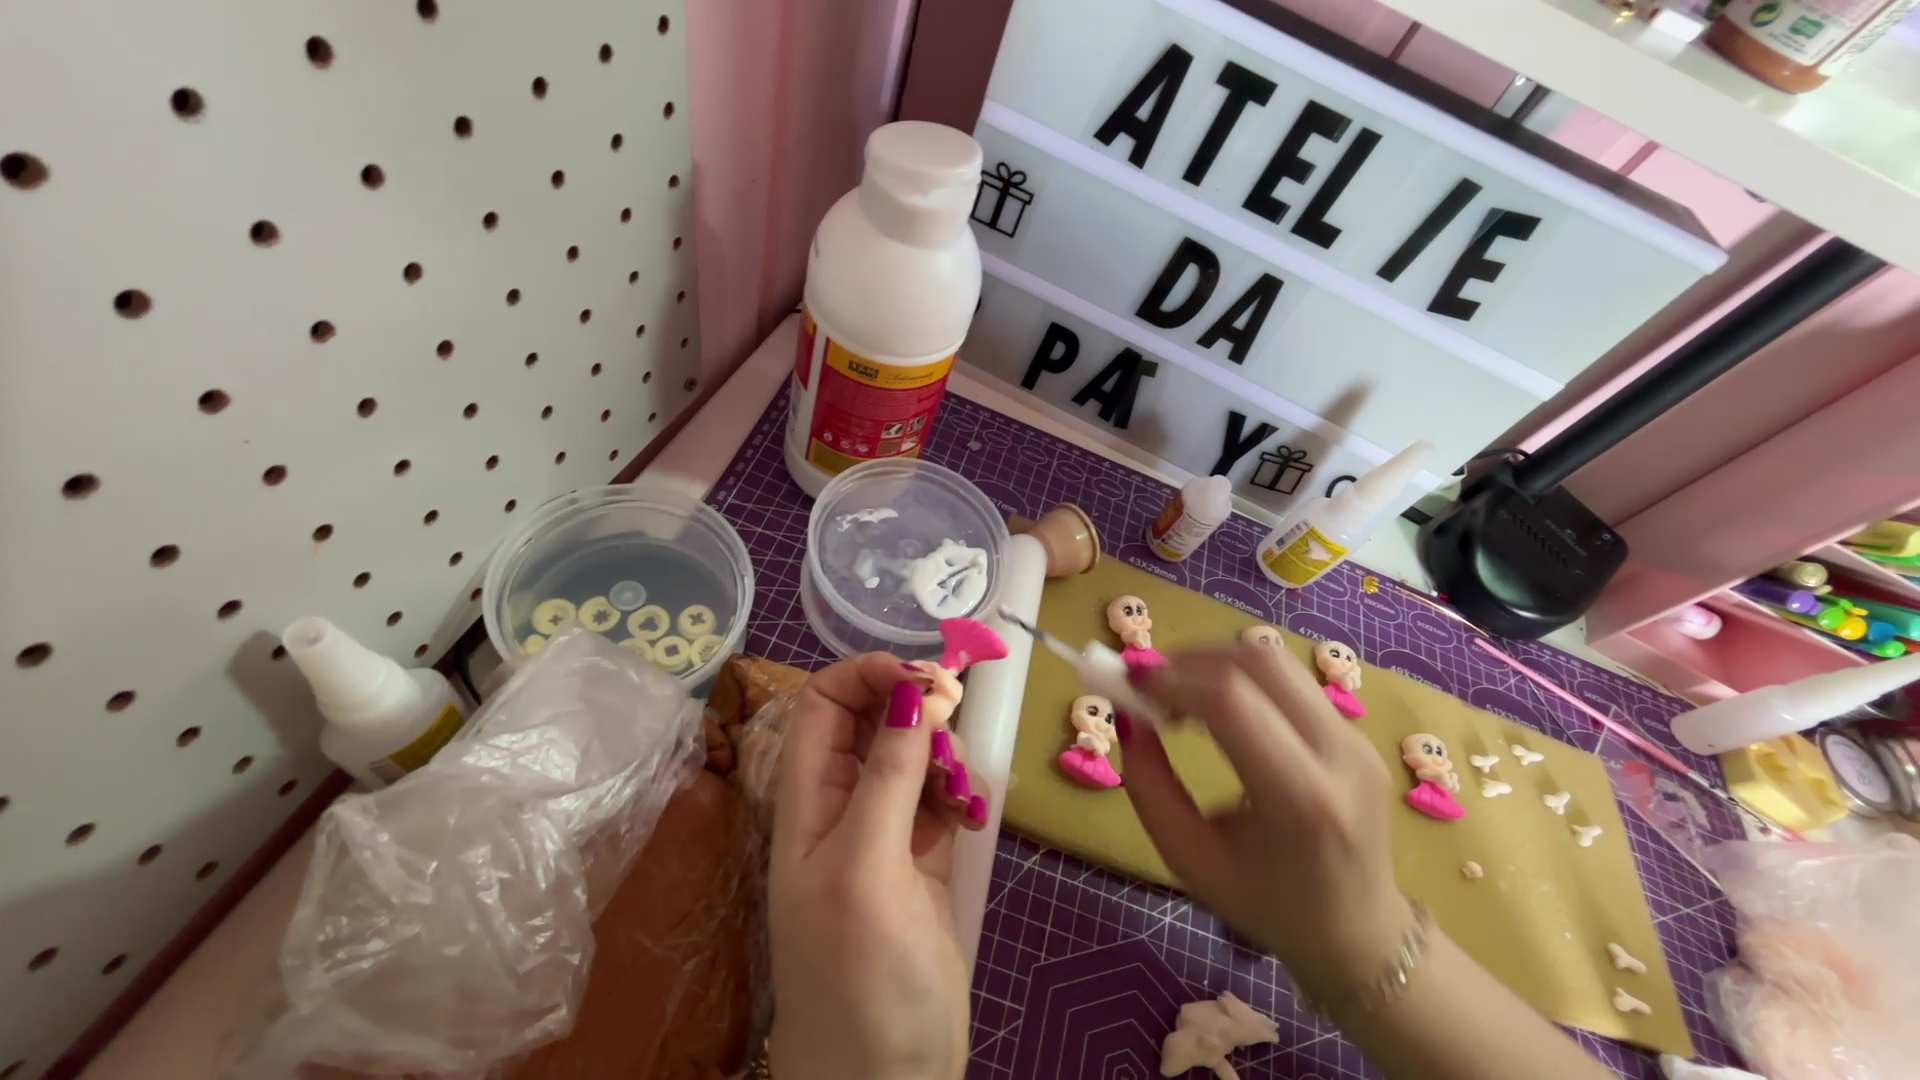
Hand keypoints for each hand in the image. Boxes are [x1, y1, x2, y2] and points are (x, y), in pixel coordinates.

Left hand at [768, 653, 987, 1079]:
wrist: (889, 1079)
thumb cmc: (860, 977)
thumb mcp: (866, 868)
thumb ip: (886, 777)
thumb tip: (913, 691)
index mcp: (807, 799)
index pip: (822, 705)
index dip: (866, 676)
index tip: (925, 674)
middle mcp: (841, 805)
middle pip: (872, 721)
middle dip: (915, 705)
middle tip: (960, 715)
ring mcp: (885, 831)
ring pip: (913, 755)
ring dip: (943, 753)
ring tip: (963, 790)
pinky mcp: (923, 858)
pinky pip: (940, 796)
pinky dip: (959, 791)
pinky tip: (972, 816)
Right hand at [1120, 646, 1413, 1000]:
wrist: (1359, 933)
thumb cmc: (1265, 904)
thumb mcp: (1188, 858)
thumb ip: (1149, 788)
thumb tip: (1129, 719)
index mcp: (1301, 800)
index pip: (1233, 702)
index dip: (1174, 679)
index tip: (1131, 684)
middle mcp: (1340, 756)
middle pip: (1260, 663)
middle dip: (1193, 659)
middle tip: (1150, 682)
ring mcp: (1356, 739)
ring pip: (1277, 661)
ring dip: (1217, 661)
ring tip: (1179, 692)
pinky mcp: (1357, 733)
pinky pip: (1292, 683)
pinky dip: (1242, 678)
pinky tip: (1216, 709)